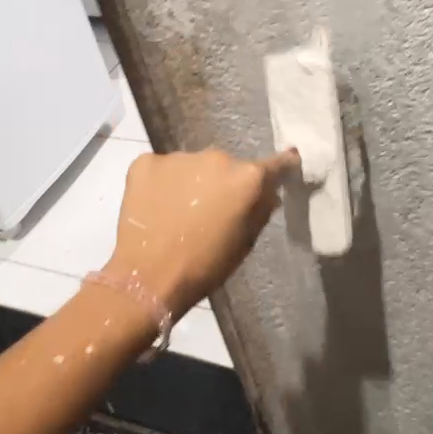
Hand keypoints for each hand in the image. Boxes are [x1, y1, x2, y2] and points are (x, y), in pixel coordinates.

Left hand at [103, 148, 299, 315]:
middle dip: (224, 182)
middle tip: (212, 209)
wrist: (148, 276)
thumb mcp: (245, 242)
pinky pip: (162, 169)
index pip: (276, 164)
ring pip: (192, 166)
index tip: (286, 164)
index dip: (282, 166)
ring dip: (192, 182)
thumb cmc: (205, 266)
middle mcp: (216, 157)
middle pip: (227, 166)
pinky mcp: (145, 161)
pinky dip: (162, 183)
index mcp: (246, 178)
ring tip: (179, 211)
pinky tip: (156, 206)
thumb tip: (268, 192)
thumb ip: (260, 210)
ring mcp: (178, 157)